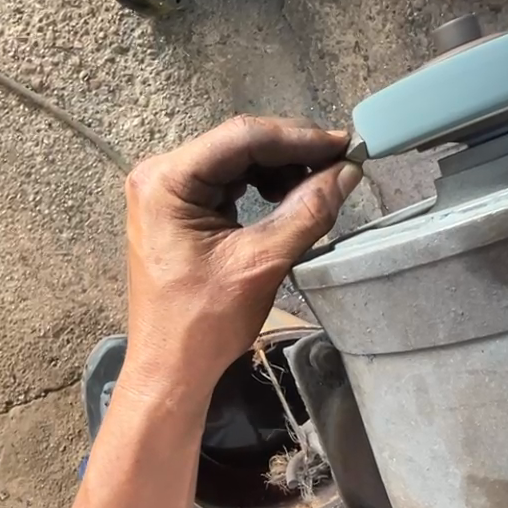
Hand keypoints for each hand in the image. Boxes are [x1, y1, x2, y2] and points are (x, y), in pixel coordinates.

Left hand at [122, 117, 358, 399]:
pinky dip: (261, 187)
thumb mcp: (261, 264)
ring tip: (317, 186)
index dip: (298, 138)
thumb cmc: (203, 324)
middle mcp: (160, 175)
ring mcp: (166, 192)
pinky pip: (227, 184)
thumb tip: (347, 172)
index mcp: (166, 181)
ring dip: (279, 169)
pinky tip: (288, 198)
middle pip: (237, 144)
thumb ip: (306, 212)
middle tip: (340, 163)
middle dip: (291, 152)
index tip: (344, 144)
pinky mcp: (178, 210)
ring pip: (235, 162)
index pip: (241, 137)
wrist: (170, 369)